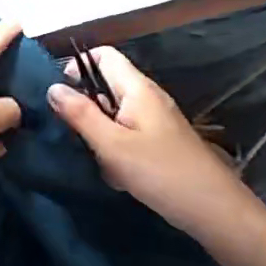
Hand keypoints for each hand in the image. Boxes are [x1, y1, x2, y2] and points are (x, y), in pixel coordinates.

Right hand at [47, 46, 258, 234]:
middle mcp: (147, 97)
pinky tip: (117, 174)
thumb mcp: (112, 144)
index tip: (59, 94)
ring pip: (113, 114)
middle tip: (74, 134)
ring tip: (98, 159)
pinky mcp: (158, 141)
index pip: (104, 55)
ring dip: (99, 134)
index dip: (77, 66)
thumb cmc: (160, 173)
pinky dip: (115, 148)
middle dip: (85, 107)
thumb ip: (80, 114)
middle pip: (105, 85)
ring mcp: (154, 119)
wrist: (213, 209)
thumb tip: (52, 88)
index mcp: (137, 88)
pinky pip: (125, 133)